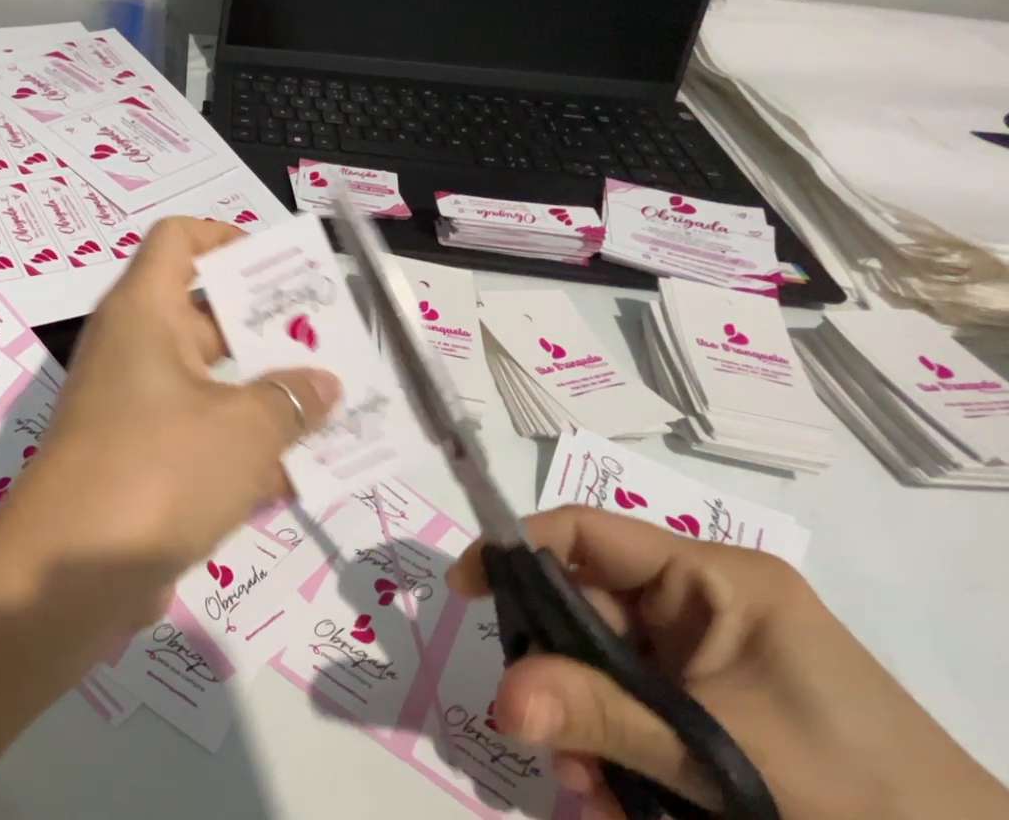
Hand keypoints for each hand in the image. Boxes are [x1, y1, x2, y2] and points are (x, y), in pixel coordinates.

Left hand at [0, 218, 339, 624]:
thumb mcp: (243, 429)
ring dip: (267, 396)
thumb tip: (321, 383)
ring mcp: (132, 409)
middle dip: (270, 328)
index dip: (228, 237)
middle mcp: (133, 351)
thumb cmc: (159, 470)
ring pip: (210, 383)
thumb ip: (291, 399)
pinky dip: (243, 448)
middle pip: (205, 314)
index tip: (283, 266)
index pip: (178, 240)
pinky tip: (303, 475)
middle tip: (336, 344)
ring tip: (338, 409)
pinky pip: (199, 437)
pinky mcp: (138, 462)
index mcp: (145, 313)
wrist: (70, 571)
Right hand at [447, 506, 1008, 819]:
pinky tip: (620, 805)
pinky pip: (626, 713)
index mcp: (711, 581)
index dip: (516, 550)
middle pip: (579, 612)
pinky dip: (609, 756)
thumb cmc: (861, 791)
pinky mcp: (705, 709)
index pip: (585, 533)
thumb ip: (604, 716)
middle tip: (543, 743)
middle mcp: (697, 607)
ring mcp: (701, 660)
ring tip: (594, 796)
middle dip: (553, 677)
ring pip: (595, 672)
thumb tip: (501, 699)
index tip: (465, 592)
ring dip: (579, 731)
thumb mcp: (721, 751)